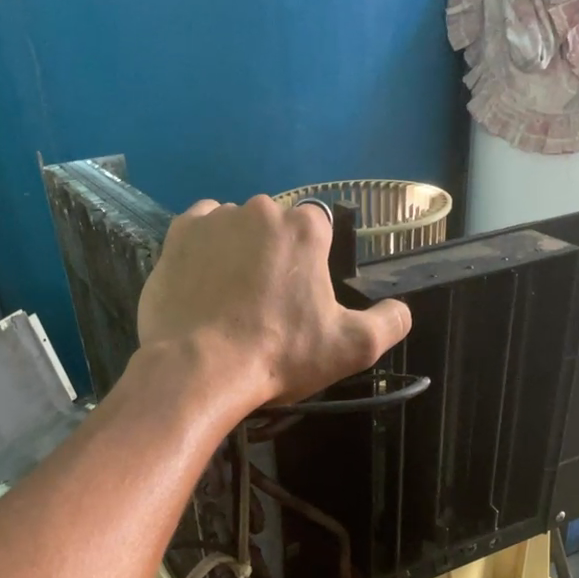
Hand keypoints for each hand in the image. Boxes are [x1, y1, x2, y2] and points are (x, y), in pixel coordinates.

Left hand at [136, 196, 411, 409]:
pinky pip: (199, 231)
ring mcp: (215, 219)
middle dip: (275, 258)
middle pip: (276, 228)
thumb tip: (401, 308)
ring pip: (237, 228)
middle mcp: (261, 209)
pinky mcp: (177, 235)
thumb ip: (390, 322)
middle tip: (267, 306)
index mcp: (306, 228)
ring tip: (232, 300)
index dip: (313, 265)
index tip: (302, 299)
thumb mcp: (352, 348)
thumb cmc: (280, 355)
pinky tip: (205, 283)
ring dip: (239, 253)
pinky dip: (204, 250)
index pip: (319, 231)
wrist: (200, 368)